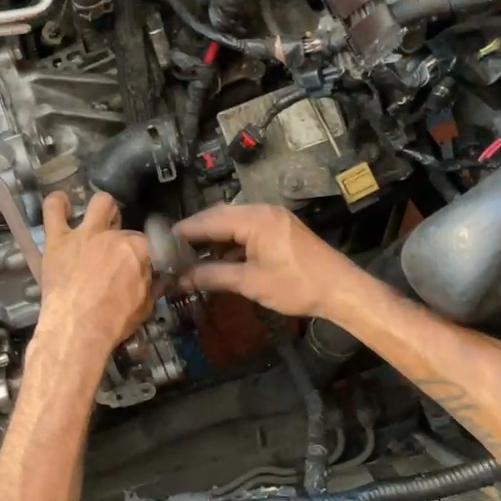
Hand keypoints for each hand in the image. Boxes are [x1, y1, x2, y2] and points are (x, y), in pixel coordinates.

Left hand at [34, 192, 154, 362]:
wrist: (77, 329)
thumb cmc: (113, 322)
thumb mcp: (143, 306)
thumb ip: (149, 285)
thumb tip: (156, 277)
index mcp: (138, 250)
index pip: (147, 244)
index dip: (143, 255)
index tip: (140, 265)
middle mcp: (113, 235)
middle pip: (124, 224)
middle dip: (122, 233)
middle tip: (115, 249)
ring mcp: (85, 234)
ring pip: (99, 203)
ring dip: (102, 208)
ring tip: (98, 218)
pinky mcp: (58, 240)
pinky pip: (53, 210)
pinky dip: (57, 204)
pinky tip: (61, 202)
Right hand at [174, 204, 367, 317]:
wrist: (340, 289)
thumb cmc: (296, 286)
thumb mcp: (250, 282)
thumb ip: (213, 276)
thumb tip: (181, 278)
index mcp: (255, 219)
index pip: (209, 220)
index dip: (184, 232)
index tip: (160, 242)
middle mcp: (262, 211)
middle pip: (219, 217)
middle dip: (196, 233)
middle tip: (171, 250)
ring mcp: (273, 218)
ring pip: (232, 223)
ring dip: (212, 239)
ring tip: (189, 256)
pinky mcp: (279, 229)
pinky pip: (246, 230)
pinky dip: (230, 242)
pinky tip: (217, 259)